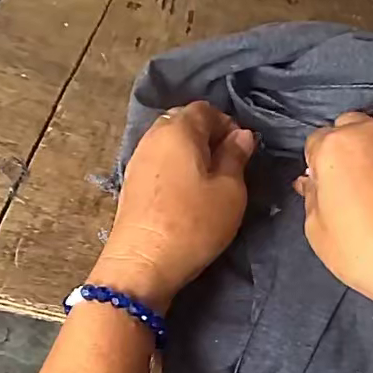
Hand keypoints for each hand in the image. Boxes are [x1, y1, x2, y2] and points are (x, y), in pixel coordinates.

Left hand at [90, 102, 256, 310]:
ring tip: (208, 182)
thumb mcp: (230, 191)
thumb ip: (236, 157)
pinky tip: (186, 193)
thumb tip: (241, 135)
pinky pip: (158, 162)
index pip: (205, 109)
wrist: (142, 263)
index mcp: (179, 129)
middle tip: (227, 165)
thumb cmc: (193, 223)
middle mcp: (153, 136)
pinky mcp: (130, 183)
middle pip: (183, 122)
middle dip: (207, 136)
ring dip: (190, 154)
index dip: (228, 124)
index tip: (242, 150)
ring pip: (169, 143)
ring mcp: (137, 159)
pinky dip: (175, 168)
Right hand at [296, 112, 372, 321]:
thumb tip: (313, 183)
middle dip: (351, 149)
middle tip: (358, 185)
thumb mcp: (318, 233)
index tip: (328, 187)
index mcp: (335, 148)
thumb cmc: (367, 252)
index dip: (319, 165)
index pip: (317, 141)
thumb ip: (312, 198)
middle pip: (354, 127)